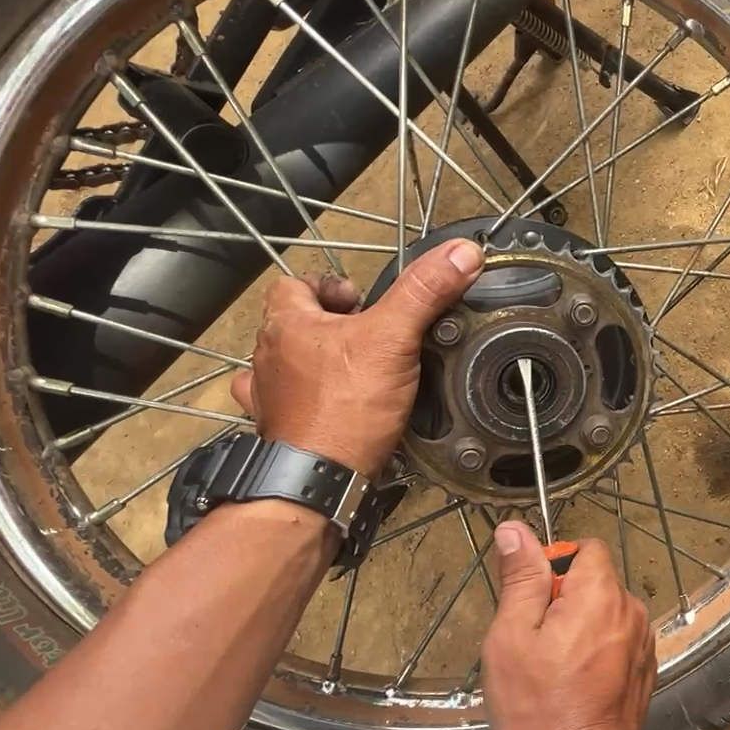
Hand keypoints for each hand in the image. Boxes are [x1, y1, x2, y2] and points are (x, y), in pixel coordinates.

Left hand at [231, 240, 482, 473]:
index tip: (361, 300)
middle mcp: (269, 356)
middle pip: (295, 322)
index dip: (329, 287)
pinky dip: (303, 400)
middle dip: (329, 323)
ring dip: (312, 360)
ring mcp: (268, 394)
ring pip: (286, 363)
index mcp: (289, 324)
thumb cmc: (346, 408)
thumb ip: (425, 293)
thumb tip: (461, 253)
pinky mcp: (279, 428)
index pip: (295, 285)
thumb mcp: (395, 339)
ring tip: (351, 369)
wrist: (320, 476)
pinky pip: (284, 404)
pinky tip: (327, 405)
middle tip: (368, 334)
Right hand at [482, 521, 656, 729]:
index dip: (555, 565)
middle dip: (565, 599)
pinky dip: (597, 649)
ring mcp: (645, 640)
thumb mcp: (511, 637)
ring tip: (554, 668)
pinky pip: (618, 639)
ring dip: (581, 626)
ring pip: (606, 611)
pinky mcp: (647, 667)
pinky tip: (575, 683)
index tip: (532, 600)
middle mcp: (632, 610)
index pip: (586, 548)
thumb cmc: (538, 709)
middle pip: (596, 581)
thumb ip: (521, 578)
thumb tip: (514, 530)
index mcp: (601, 594)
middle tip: (535, 642)